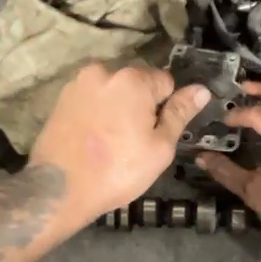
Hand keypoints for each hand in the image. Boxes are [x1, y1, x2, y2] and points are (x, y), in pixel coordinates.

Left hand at [31, 62, 208, 230]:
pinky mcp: (61, 98)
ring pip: (113, 91)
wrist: (59, 189)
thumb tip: (201, 90)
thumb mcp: (159, 148)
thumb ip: (180, 114)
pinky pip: (92, 99)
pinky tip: (95, 139)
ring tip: (112, 142)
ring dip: (118, 108)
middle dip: (141, 104)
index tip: (158, 132)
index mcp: (132, 80)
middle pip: (136, 83)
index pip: (165, 81)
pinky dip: (97, 113)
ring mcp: (78, 83)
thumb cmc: (117, 171)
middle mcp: (103, 72)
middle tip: (135, 141)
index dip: (167, 107)